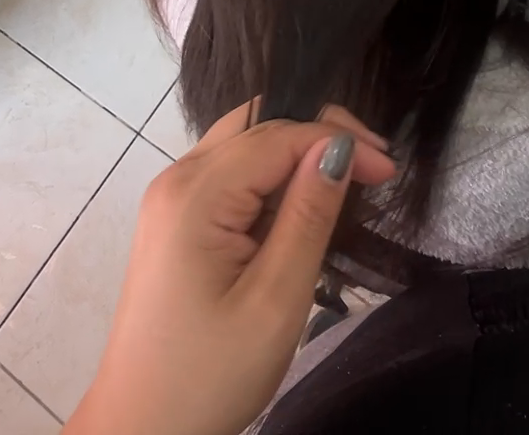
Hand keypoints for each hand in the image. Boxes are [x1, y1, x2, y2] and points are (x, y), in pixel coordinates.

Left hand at [66, 103, 396, 434]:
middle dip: (317, 133)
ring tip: (344, 186)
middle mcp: (177, 178)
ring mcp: (171, 196)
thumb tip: (338, 146)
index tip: (388, 169)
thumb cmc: (209, 374)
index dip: (337, 138)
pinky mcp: (175, 218)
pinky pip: (230, 173)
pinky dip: (271, 177)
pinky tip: (299, 205)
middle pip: (256, 124)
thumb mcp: (275, 300)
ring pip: (244, 144)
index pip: (278, 134)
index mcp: (196, 193)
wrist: (141, 429)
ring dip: (295, 154)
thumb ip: (308, 215)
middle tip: (371, 168)